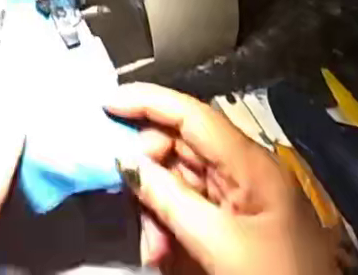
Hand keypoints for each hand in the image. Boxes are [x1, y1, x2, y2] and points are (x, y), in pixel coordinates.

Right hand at [107, 83, 338, 274]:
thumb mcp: (219, 246)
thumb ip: (170, 200)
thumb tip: (127, 162)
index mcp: (250, 163)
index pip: (192, 113)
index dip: (147, 101)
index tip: (107, 102)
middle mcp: (246, 170)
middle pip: (183, 145)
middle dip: (148, 168)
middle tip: (124, 197)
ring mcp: (243, 199)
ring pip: (182, 180)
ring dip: (156, 206)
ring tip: (151, 249)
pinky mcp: (239, 226)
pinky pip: (193, 210)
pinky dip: (170, 226)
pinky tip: (161, 255)